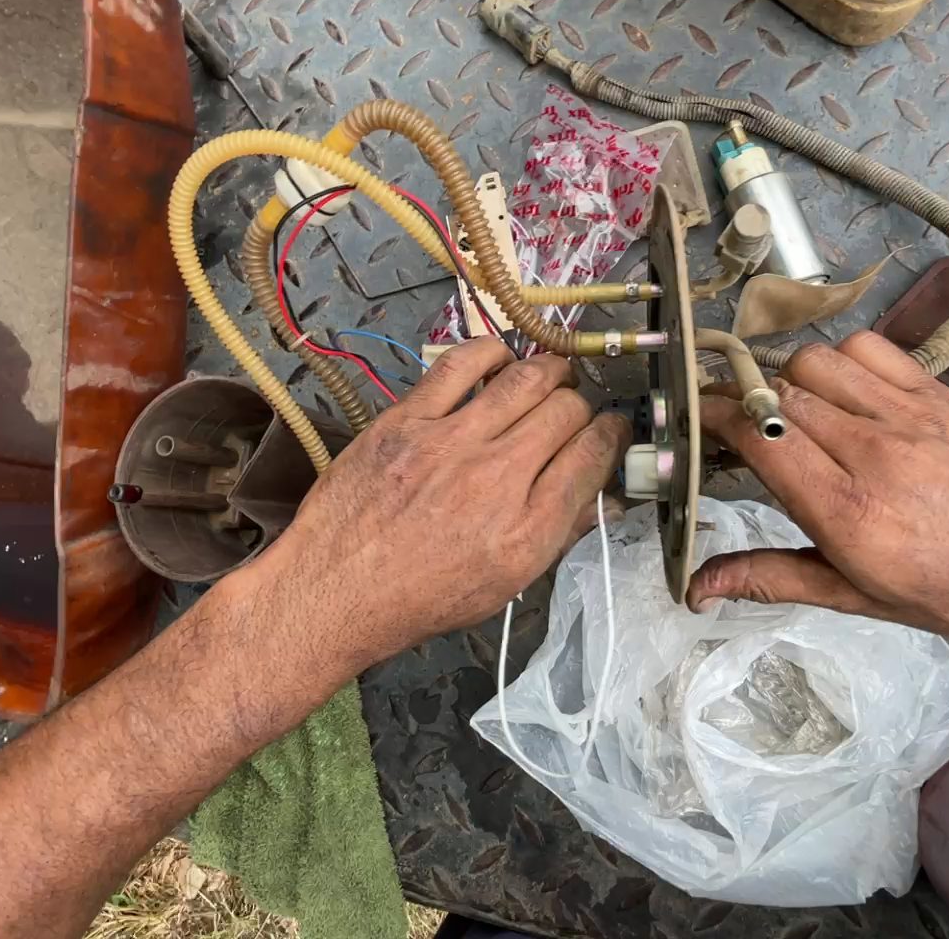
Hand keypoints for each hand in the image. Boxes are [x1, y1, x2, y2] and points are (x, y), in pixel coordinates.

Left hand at [237, 336, 629, 674]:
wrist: (336, 588)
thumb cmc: (423, 595)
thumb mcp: (506, 584)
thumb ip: (560, 534)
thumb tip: (606, 496)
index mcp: (528, 530)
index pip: (593, 457)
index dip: (612, 435)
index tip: (609, 429)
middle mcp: (498, 479)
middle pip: (566, 412)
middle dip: (582, 404)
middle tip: (574, 408)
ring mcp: (450, 442)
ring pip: (526, 379)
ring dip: (550, 371)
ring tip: (551, 375)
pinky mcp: (409, 419)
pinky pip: (463, 364)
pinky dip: (491, 353)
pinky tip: (500, 359)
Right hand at [689, 332, 948, 654]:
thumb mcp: (853, 597)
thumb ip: (769, 577)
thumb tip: (695, 588)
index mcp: (847, 511)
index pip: (759, 435)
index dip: (714, 416)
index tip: (693, 417)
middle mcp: (874, 452)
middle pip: (779, 394)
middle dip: (741, 400)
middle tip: (732, 421)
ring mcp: (911, 416)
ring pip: (818, 361)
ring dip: (788, 378)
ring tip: (790, 407)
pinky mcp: (940, 395)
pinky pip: (871, 348)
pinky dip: (840, 358)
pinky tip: (842, 389)